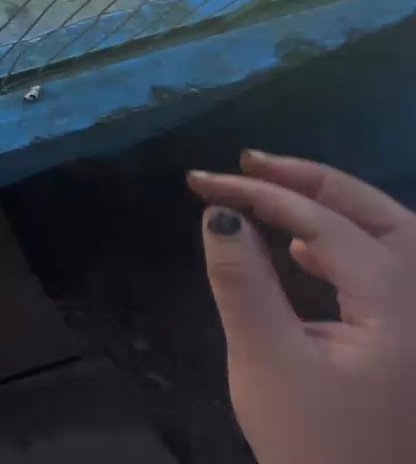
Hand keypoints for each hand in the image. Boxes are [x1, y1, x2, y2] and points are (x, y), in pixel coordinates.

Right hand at [188, 151, 415, 463]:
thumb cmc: (315, 439)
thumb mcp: (266, 359)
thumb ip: (243, 282)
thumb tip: (218, 214)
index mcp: (402, 318)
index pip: (333, 230)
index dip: (265, 196)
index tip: (201, 184)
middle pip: (395, 225)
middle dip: (318, 184)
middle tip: (249, 161)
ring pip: (399, 244)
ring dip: (335, 207)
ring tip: (267, 189)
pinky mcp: (408, 342)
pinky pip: (392, 272)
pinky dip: (346, 242)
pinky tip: (301, 246)